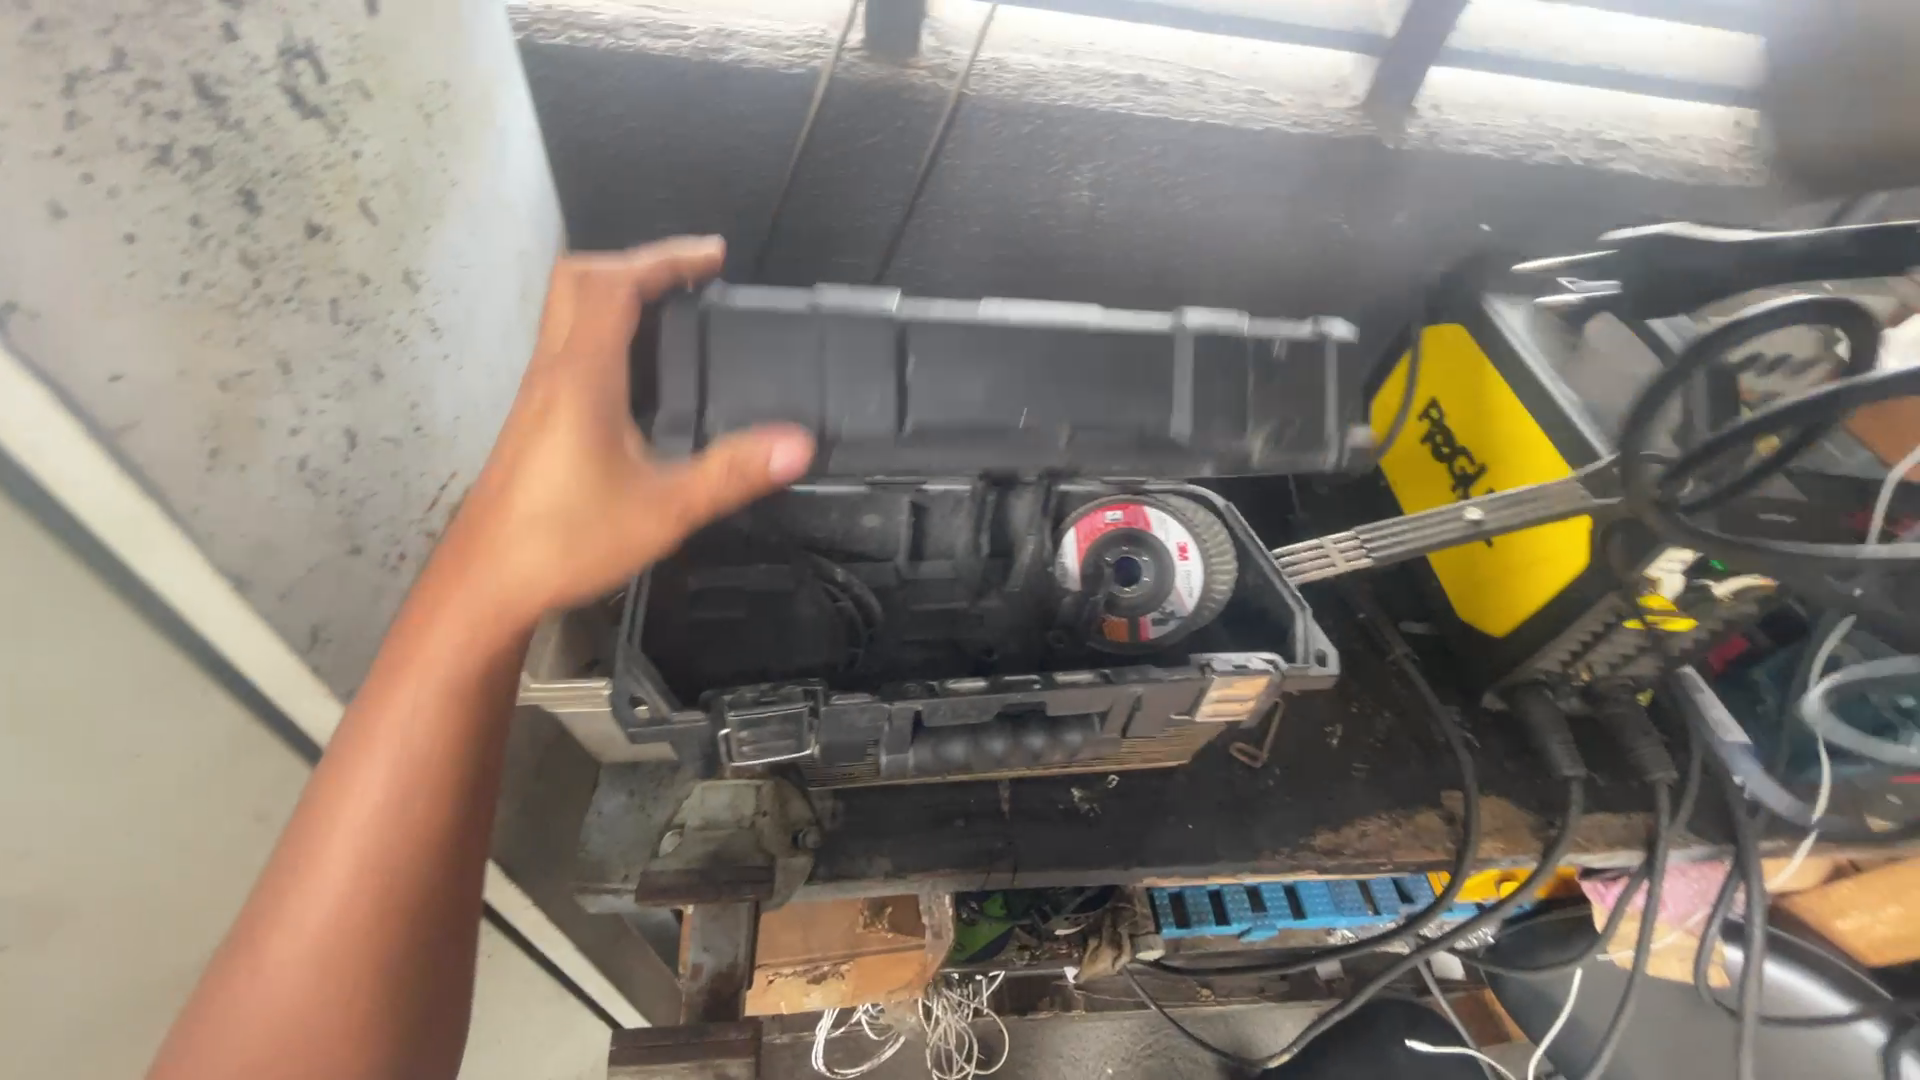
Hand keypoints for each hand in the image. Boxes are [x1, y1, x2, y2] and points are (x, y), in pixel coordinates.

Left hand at [441, 236, 813, 625]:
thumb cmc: (569, 540)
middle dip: (638, 263)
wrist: (489, 583)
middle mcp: (554, 372)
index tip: (713, 256)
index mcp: (583, 378)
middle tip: (692, 277)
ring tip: (675, 311)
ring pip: (568, 312)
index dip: (665, 259)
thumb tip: (799, 444)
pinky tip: (642, 373)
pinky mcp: (537, 418)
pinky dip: (607, 332)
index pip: (615, 286)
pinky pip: (569, 347)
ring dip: (618, 294)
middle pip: (580, 281)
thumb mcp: (666, 508)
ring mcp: (538, 394)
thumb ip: (733, 473)